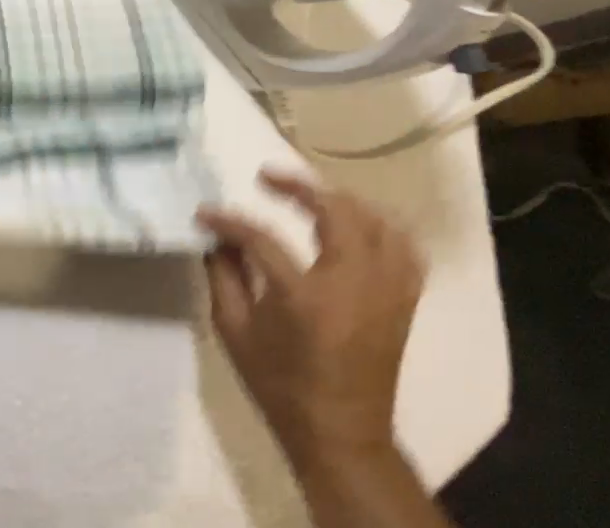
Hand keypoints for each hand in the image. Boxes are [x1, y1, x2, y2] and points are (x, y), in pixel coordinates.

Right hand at [197, 169, 426, 465]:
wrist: (339, 430)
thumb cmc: (277, 381)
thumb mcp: (232, 328)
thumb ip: (223, 275)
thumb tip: (219, 238)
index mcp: (304, 296)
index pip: (261, 238)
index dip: (228, 220)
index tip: (204, 214)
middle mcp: (353, 286)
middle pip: (338, 213)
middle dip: (299, 187)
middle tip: (267, 179)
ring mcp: (387, 293)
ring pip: (381, 225)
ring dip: (344, 202)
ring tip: (313, 195)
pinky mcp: (403, 303)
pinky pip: (404, 251)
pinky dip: (380, 229)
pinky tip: (356, 225)